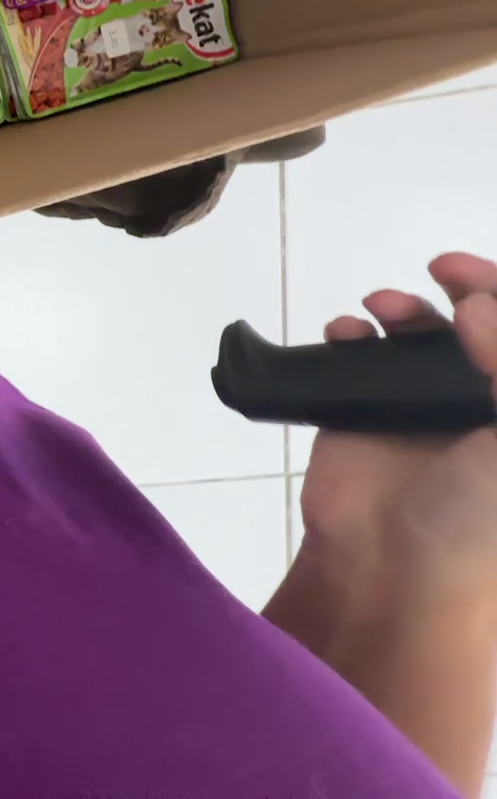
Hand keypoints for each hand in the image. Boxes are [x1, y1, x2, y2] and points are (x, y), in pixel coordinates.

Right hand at [302, 253, 496, 602]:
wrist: (395, 559)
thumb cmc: (485, 513)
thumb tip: (476, 305)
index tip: (487, 275)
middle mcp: (486, 403)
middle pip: (486, 328)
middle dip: (471, 289)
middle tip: (442, 267)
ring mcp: (424, 406)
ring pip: (420, 336)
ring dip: (404, 310)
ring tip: (379, 305)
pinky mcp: (362, 411)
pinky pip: (355, 359)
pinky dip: (348, 336)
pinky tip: (344, 332)